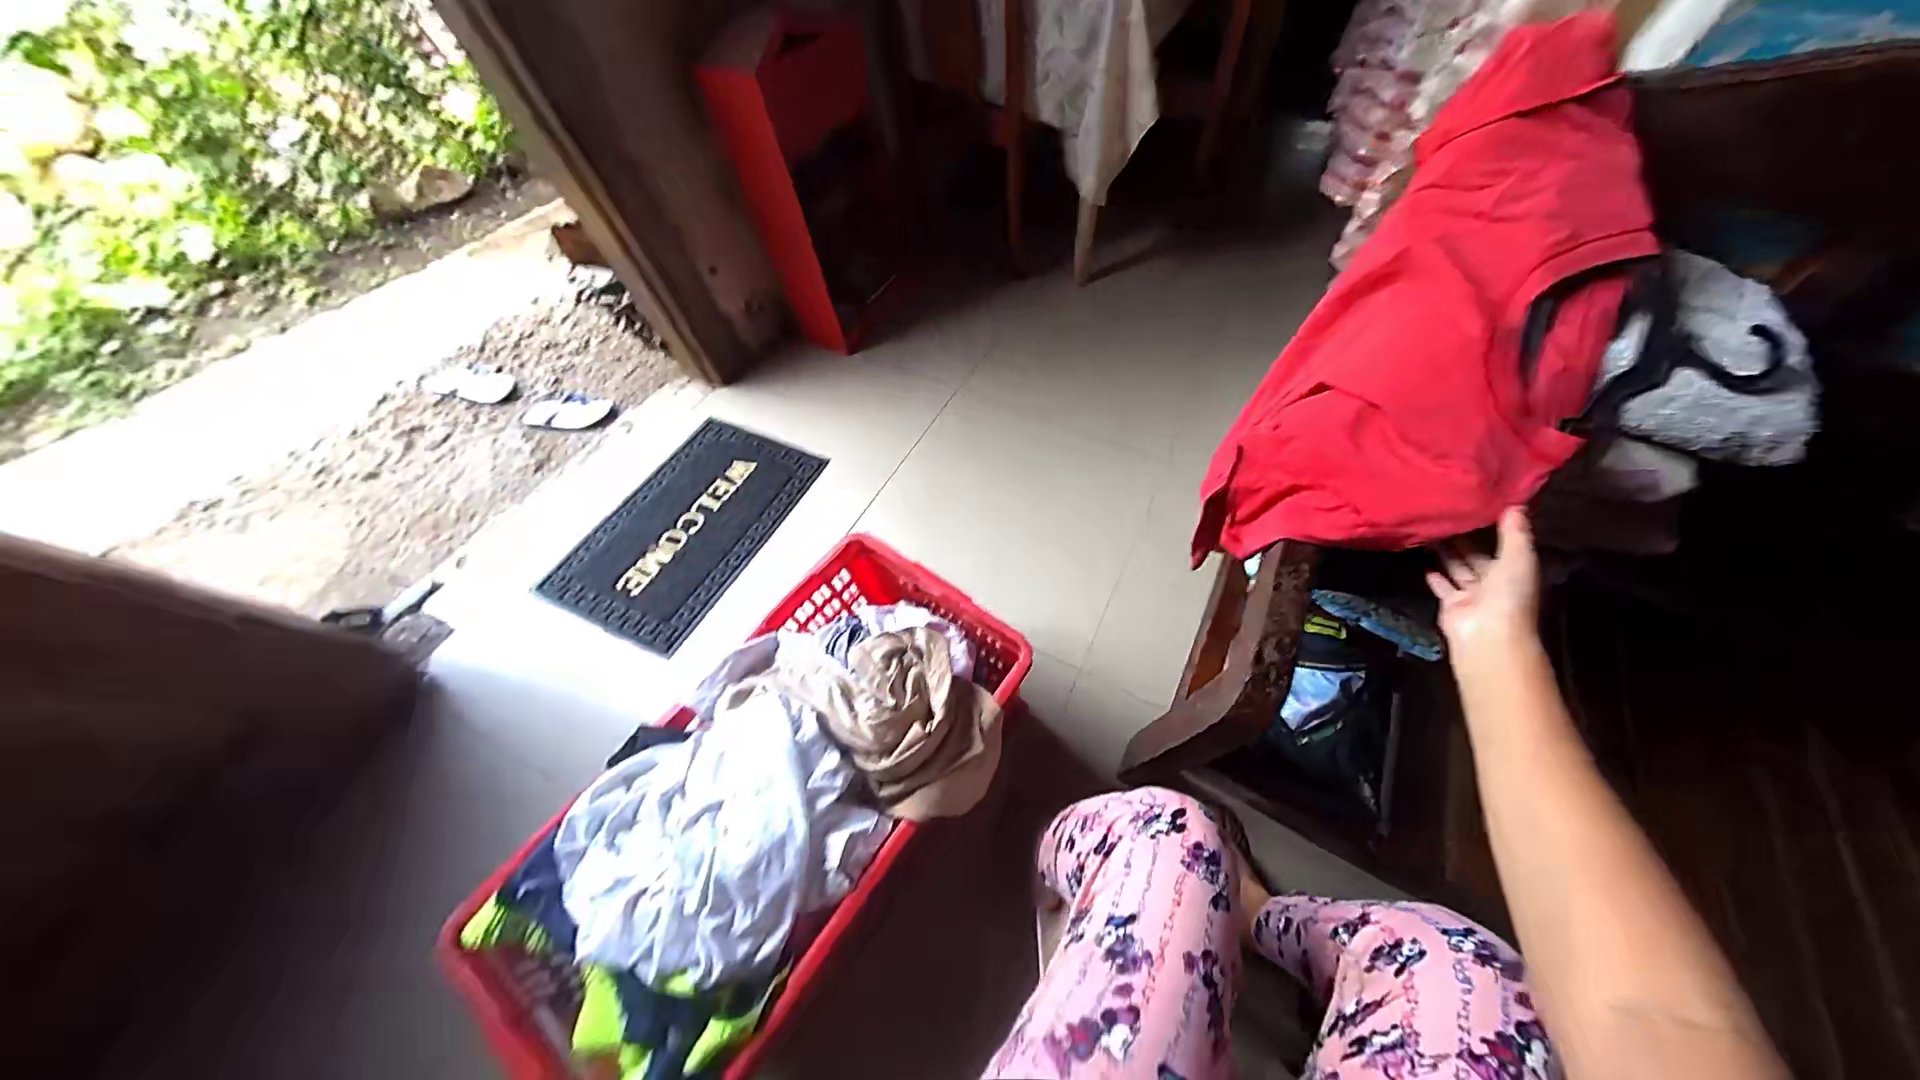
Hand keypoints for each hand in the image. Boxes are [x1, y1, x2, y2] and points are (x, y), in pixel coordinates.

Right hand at [1426, 507, 1540, 661]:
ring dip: (1446, 555)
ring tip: (1430, 535)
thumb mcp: (1518, 558)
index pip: (1504, 546)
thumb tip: (1514, 505)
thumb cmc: (1508, 593)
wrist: (1488, 632)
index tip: (1476, 510)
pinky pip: (1443, 586)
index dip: (1493, 530)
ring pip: (1457, 569)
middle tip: (1445, 520)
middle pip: (1477, 557)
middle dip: (1464, 542)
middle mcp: (1494, 581)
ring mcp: (1472, 594)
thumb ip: (1514, 533)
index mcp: (1515, 570)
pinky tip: (1424, 564)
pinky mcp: (1452, 603)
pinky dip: (1435, 577)